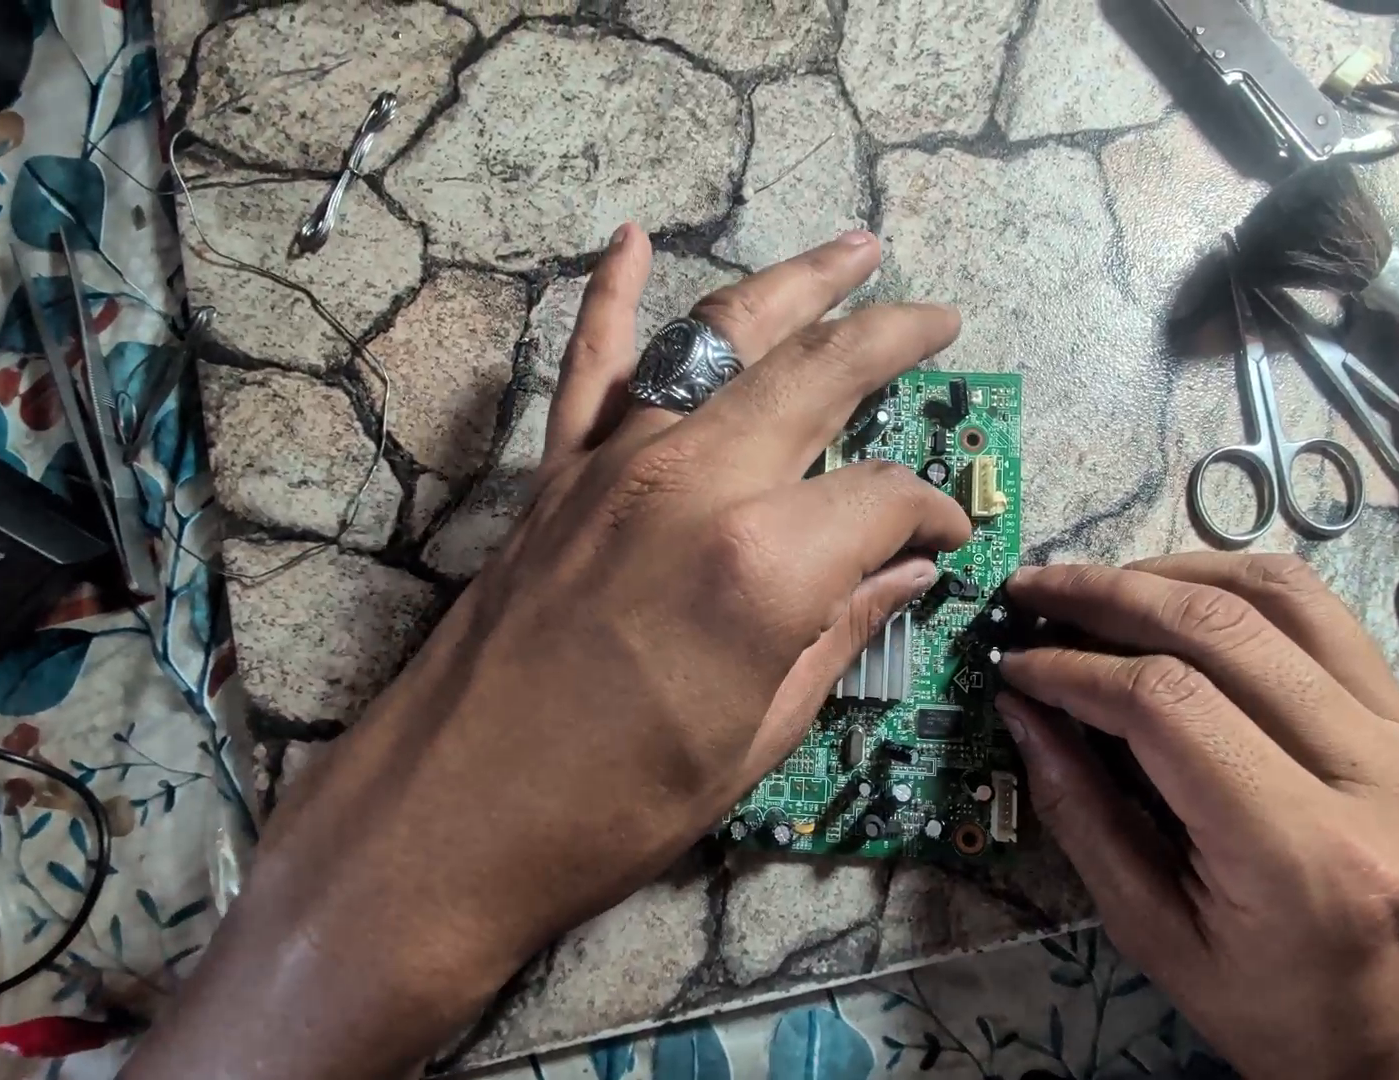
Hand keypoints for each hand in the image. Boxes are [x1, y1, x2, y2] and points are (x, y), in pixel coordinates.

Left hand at [126, 228, 970, 1079]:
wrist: (448, 822)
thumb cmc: (622, 802)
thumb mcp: (763, 733)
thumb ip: (843, 629)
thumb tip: (911, 572)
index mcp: (766, 562)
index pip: (883, 499)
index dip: (931, 513)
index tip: (951, 534)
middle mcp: (697, 481)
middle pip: (816, 374)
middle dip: (891, 336)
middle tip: (939, 317)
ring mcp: (618, 464)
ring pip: (719, 336)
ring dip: (794, 285)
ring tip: (850, 250)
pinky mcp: (556, 474)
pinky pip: (591, 364)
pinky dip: (610, 295)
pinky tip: (629, 239)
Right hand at [995, 555, 1398, 1079]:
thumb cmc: (1276, 1013)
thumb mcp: (1151, 931)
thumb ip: (1079, 811)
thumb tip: (1021, 708)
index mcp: (1305, 857)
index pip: (1168, 704)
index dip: (1073, 669)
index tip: (1015, 666)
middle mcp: (1378, 778)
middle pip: (1219, 629)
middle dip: (1103, 596)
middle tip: (1032, 594)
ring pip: (1277, 594)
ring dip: (1166, 574)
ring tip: (1095, 588)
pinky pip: (1317, 612)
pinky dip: (1227, 585)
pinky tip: (1168, 597)